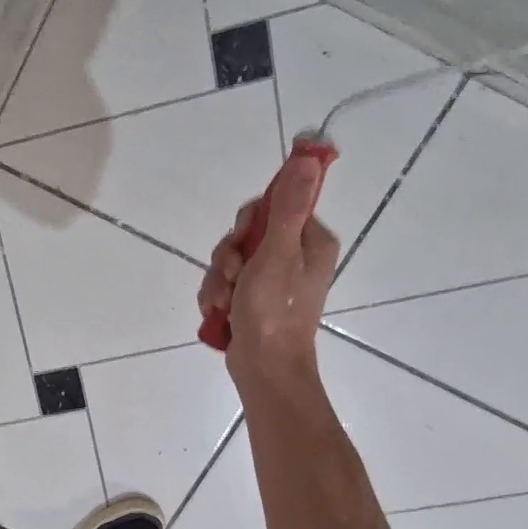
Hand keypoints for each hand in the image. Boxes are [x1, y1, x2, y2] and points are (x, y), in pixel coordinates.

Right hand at [197, 153, 337, 396]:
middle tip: (232, 276)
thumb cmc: (274, 311)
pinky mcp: (253, 302)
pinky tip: (218, 312)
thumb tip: (309, 159)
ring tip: (222, 303)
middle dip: (228, 256)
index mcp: (310, 241)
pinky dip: (217, 297)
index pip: (274, 206)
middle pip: (247, 234)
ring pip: (230, 261)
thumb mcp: (278, 252)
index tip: (244, 240)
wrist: (265, 369)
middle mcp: (295, 257)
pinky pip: (225, 284)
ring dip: (218, 280)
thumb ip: (289, 206)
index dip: (250, 222)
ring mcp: (273, 282)